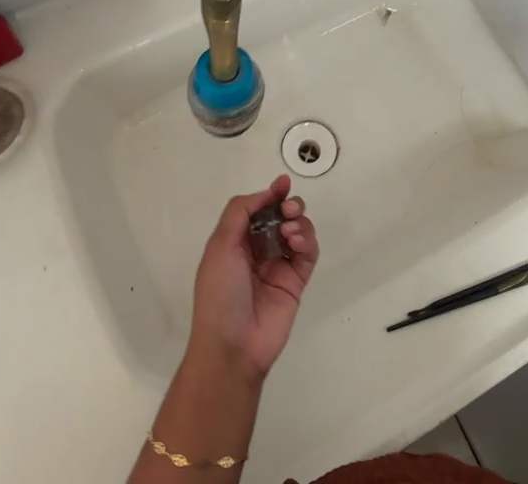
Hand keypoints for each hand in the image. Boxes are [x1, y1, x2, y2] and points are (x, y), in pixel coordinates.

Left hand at [189, 175, 319, 381]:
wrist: (233, 345)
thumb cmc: (220, 293)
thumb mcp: (220, 247)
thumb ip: (240, 213)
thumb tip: (265, 193)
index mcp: (235, 241)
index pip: (256, 209)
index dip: (270, 194)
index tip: (283, 183)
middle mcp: (257, 250)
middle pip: (280, 217)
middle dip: (288, 206)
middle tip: (289, 208)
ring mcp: (278, 266)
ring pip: (297, 232)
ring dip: (298, 223)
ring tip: (291, 231)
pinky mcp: (296, 281)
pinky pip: (308, 254)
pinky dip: (307, 241)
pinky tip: (297, 242)